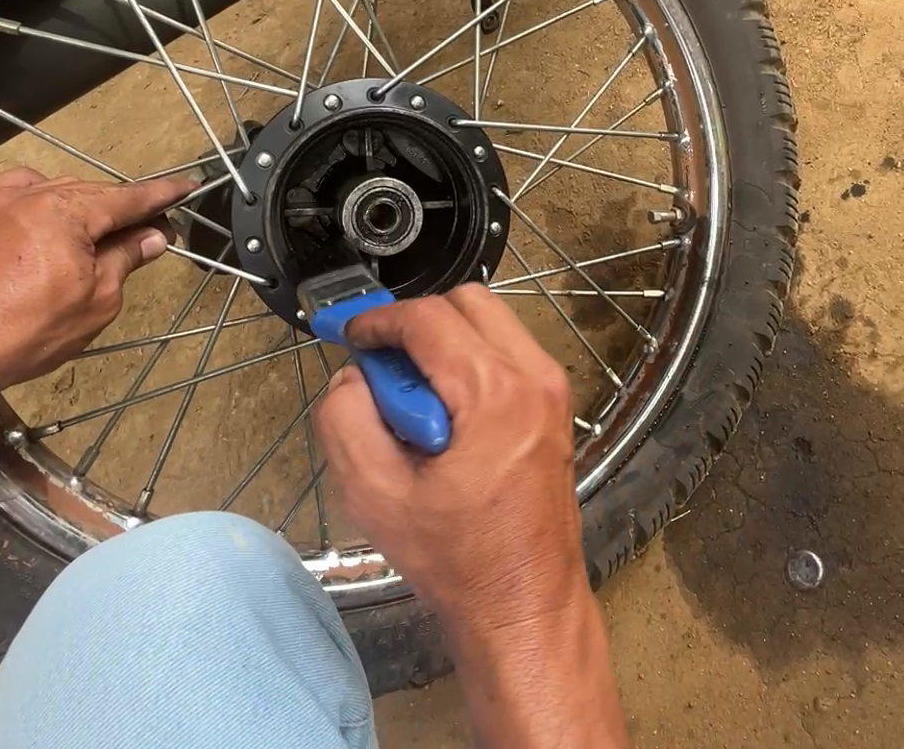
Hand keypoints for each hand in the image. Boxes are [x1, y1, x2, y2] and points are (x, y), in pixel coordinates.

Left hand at [0, 169, 196, 392]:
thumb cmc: (24, 330)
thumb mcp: (97, 300)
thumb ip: (126, 259)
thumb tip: (151, 238)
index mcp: (66, 213)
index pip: (129, 198)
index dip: (163, 194)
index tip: (188, 186)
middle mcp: (31, 197)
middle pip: (96, 194)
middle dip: (126, 210)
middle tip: (152, 233)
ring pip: (60, 191)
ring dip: (88, 207)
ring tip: (105, 233)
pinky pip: (18, 191)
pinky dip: (43, 196)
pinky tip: (50, 210)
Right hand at [315, 285, 582, 636]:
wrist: (525, 600)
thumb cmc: (458, 558)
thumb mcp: (375, 495)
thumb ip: (347, 419)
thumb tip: (354, 376)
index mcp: (494, 392)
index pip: (428, 318)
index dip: (381, 320)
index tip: (354, 335)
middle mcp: (534, 376)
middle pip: (468, 302)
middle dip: (418, 323)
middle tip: (387, 368)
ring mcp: (553, 387)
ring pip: (492, 321)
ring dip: (447, 341)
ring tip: (418, 400)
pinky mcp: (556, 404)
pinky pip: (509, 351)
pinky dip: (474, 360)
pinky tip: (450, 413)